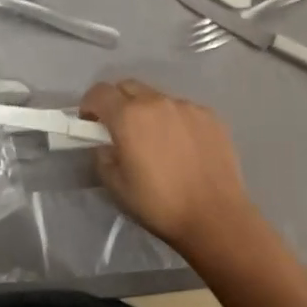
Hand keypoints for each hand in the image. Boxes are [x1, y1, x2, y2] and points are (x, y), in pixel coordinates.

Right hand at [80, 79, 257, 254]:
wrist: (216, 218)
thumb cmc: (160, 205)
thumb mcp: (116, 186)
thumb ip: (103, 156)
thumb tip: (107, 145)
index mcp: (128, 116)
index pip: (99, 92)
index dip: (89, 105)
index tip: (90, 124)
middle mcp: (156, 101)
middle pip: (128, 87)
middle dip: (118, 103)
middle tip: (121, 130)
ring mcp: (186, 106)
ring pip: (157, 98)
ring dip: (148, 112)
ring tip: (157, 141)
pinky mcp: (210, 116)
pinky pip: (183, 110)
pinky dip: (175, 121)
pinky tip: (184, 147)